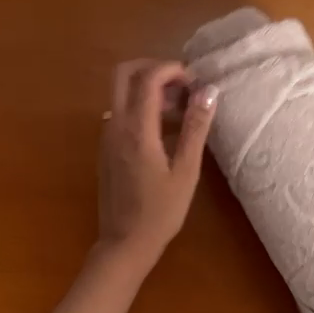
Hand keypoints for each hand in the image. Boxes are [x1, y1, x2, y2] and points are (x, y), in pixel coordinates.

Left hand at [97, 59, 217, 258]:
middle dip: (153, 69)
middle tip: (181, 86)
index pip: (149, 77)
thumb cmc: (160, 213)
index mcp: (136, 129)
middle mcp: (115, 125)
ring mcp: (106, 137)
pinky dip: (140, 109)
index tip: (196, 84)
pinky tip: (163, 133)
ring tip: (179, 112)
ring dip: (147, 90)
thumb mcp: (185, 171)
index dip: (174, 70)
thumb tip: (208, 91)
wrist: (124, 243)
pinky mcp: (105, 150)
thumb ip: (195, 128)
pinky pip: (120, 114)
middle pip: (124, 73)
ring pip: (120, 93)